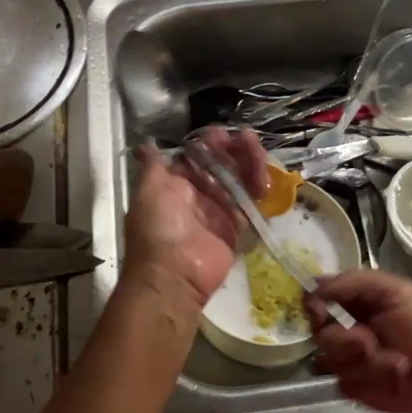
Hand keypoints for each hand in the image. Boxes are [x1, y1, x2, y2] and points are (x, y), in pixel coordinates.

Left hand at [124, 128, 269, 306]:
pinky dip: (259, 190)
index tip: (227, 136)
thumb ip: (154, 166)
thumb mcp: (149, 190)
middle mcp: (199, 189)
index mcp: (177, 178)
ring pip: (241, 176)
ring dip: (253, 165)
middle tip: (251, 144)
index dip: (215, 140)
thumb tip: (147, 145)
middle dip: (239, 148)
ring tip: (260, 166)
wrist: (173, 275)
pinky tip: (264, 185)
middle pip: (225, 160)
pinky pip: (251, 201)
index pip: (201, 150)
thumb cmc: (158, 228)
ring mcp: (218, 207)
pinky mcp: (235, 225)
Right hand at [307, 269, 411, 412]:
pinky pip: (343, 381)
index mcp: (356, 300)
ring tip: (394, 362)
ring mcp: (348, 358)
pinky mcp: (353, 385)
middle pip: (318, 329)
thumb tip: (314, 286)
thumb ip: (354, 282)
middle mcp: (347, 327)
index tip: (320, 311)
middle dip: (344, 337)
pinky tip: (391, 379)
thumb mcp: (396, 292)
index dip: (315, 303)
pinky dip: (369, 380)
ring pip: (330, 357)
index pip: (318, 297)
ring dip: (364, 361)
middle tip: (367, 341)